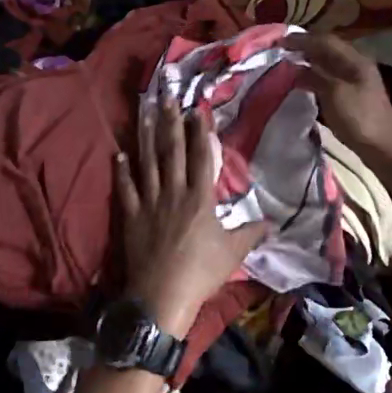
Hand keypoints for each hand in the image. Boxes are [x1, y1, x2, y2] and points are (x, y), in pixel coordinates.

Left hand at [115, 95, 270, 335]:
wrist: (162, 294)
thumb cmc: (201, 272)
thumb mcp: (233, 253)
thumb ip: (251, 233)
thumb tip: (272, 223)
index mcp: (200, 198)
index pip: (201, 157)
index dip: (199, 132)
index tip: (196, 110)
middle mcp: (174, 192)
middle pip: (172, 151)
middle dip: (170, 122)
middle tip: (166, 98)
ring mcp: (150, 201)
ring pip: (148, 162)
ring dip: (145, 136)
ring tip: (144, 113)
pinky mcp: (131, 215)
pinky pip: (125, 188)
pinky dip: (122, 171)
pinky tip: (119, 154)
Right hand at [290, 33, 391, 155]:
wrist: (382, 147)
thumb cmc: (358, 118)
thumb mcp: (334, 93)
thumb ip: (314, 75)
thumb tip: (294, 66)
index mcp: (355, 60)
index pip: (325, 40)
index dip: (301, 39)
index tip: (279, 42)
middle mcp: (356, 65)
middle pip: (327, 49)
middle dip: (304, 47)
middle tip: (282, 50)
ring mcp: (355, 79)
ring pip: (328, 62)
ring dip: (309, 60)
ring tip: (288, 62)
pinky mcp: (352, 94)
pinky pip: (329, 76)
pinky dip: (314, 74)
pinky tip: (302, 80)